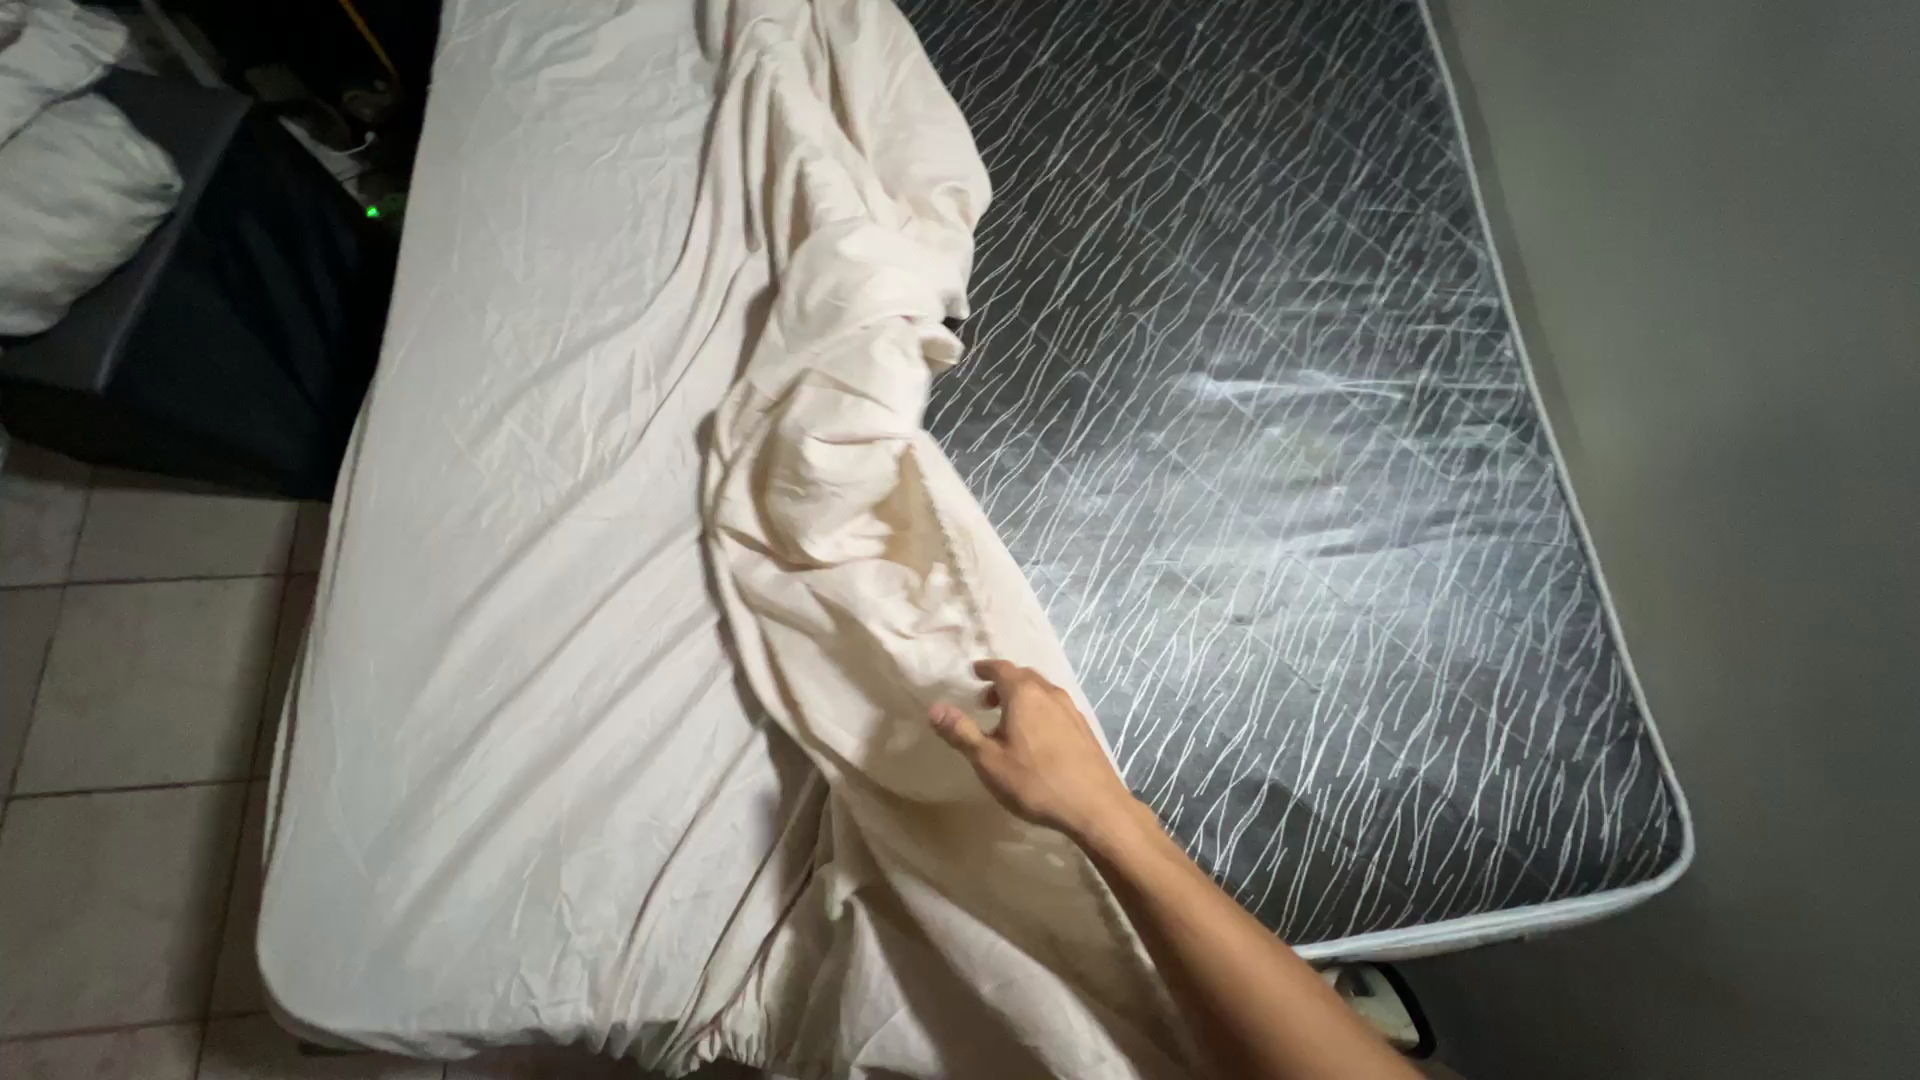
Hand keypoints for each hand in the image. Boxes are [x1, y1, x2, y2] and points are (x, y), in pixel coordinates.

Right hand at [928, 659, 1143, 842]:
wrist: (1095, 807)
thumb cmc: (1035, 782)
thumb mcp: (988, 761)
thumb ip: (961, 732)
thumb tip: (935, 707)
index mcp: (1024, 694)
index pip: (1001, 668)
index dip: (985, 668)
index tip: (974, 672)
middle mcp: (1049, 693)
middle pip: (1023, 676)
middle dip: (1003, 683)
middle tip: (986, 701)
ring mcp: (1071, 710)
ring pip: (1042, 692)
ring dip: (1022, 698)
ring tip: (1008, 722)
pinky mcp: (1084, 728)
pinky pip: (1055, 707)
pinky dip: (1039, 710)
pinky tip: (1036, 738)